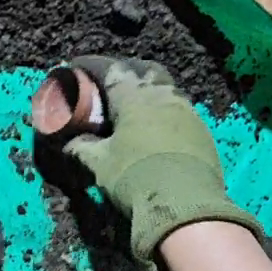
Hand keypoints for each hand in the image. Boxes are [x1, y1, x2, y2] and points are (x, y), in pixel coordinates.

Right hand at [64, 55, 260, 259]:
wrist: (185, 205)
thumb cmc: (134, 176)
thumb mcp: (99, 163)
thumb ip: (81, 148)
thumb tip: (69, 143)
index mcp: (134, 97)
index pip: (110, 68)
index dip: (90, 65)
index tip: (75, 67)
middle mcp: (163, 95)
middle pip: (144, 69)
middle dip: (125, 70)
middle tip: (109, 82)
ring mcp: (187, 111)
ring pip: (165, 88)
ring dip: (148, 91)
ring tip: (133, 106)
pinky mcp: (202, 131)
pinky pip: (179, 110)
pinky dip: (163, 111)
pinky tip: (155, 127)